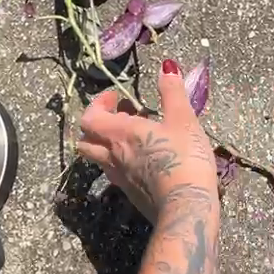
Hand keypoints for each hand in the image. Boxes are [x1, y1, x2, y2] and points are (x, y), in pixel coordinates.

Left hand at [76, 60, 216, 222]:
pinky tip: (145, 159)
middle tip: (120, 115)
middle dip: (98, 124)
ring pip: (99, 157)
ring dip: (107, 143)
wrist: (187, 208)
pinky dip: (120, 161)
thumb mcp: (183, 119)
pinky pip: (115, 173)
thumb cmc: (184, 158)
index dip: (98, 104)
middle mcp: (112, 155)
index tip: (117, 97)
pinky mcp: (131, 194)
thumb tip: (166, 66)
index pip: (90, 117)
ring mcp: (120, 178)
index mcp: (120, 133)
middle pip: (87, 139)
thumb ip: (172, 92)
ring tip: (133, 136)